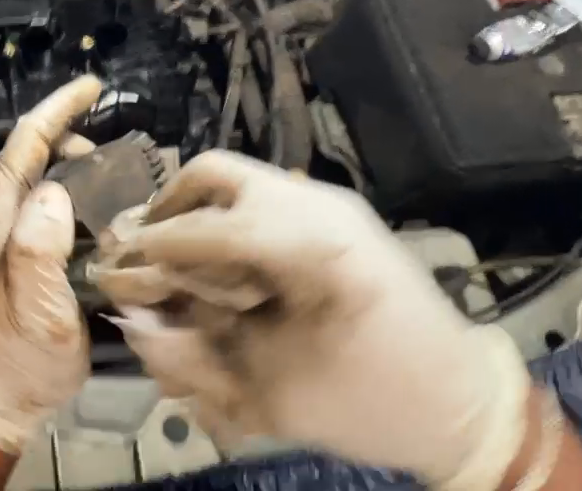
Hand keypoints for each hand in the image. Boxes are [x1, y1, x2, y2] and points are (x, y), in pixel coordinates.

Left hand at [0, 76, 100, 451]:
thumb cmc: (21, 357)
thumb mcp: (37, 313)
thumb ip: (39, 250)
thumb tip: (55, 191)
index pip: (23, 143)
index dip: (58, 109)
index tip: (92, 86)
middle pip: (28, 148)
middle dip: (70, 132)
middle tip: (116, 154)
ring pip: (35, 167)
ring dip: (72, 159)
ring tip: (112, 178)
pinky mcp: (6, 237)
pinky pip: (38, 190)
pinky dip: (68, 181)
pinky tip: (95, 200)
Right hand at [97, 151, 531, 490]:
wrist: (463, 402)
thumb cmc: (373, 406)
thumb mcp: (276, 399)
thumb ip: (196, 360)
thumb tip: (132, 322)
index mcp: (307, 248)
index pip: (206, 228)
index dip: (154, 246)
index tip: (119, 267)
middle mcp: (313, 206)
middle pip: (212, 175)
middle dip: (166, 209)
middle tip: (142, 248)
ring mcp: (327, 201)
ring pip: (232, 176)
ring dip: (192, 208)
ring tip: (173, 251)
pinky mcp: (335, 210)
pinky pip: (259, 193)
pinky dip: (223, 214)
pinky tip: (220, 258)